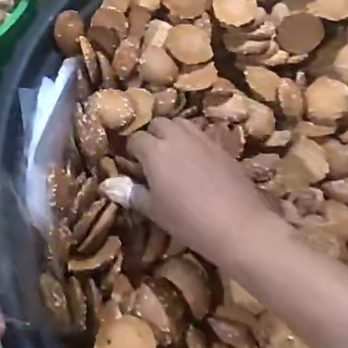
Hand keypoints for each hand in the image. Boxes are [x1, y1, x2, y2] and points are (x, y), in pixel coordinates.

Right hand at [127, 119, 283, 263]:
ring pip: (182, 123)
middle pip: (159, 123)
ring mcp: (202, 140)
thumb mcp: (154, 210)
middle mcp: (177, 138)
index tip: (134, 166)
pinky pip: (202, 134)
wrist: (238, 225)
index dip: (132, 151)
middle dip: (152, 135)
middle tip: (153, 157)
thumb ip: (131, 193)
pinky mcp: (222, 147)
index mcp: (154, 151)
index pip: (136, 139)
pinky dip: (194, 141)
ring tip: (174, 152)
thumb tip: (110, 185)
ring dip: (173, 132)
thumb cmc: (187, 220)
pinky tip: (196, 160)